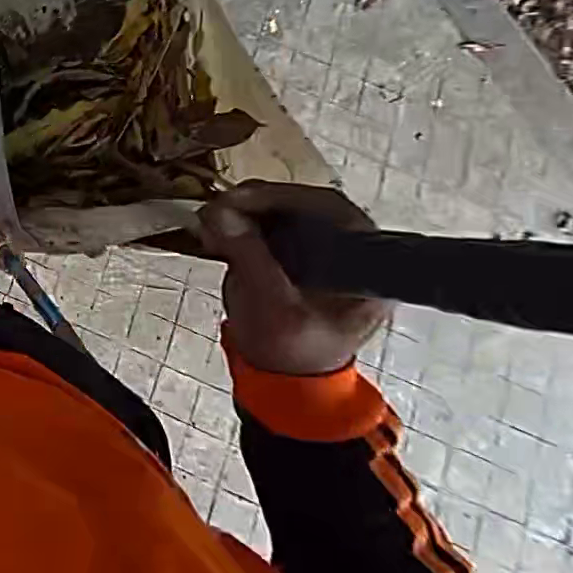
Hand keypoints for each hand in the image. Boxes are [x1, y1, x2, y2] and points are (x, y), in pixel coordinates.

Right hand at [197, 181, 391, 375]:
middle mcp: (349, 251)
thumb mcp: (269, 305)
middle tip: (218, 207)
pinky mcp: (297, 253)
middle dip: (257, 201)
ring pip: (284, 210)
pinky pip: (269, 224)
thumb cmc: (288, 348)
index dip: (284, 196)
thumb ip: (248, 256)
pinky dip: (240, 222)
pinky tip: (217, 231)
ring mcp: (323, 251)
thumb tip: (218, 211)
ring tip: (211, 221)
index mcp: (362, 265)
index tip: (238, 199)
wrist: (283, 375)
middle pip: (305, 204)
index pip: (330, 210)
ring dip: (243, 210)